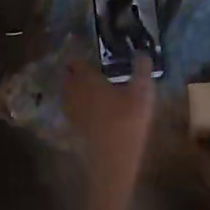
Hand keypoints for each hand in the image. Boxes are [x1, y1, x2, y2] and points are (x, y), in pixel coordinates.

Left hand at [63, 49, 155, 195]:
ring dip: (71, 86)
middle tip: (82, 68)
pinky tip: (84, 105)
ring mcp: (73, 111)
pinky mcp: (75, 126)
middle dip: (72, 71)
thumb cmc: (128, 120)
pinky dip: (74, 103)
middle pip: (67, 78)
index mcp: (88, 80)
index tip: (83, 54)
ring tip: (82, 84)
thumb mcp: (142, 92)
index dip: (78, 57)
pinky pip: (70, 108)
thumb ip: (141, 71)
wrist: (114, 156)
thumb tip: (142, 52)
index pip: (76, 63)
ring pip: (66, 93)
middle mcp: (75, 92)